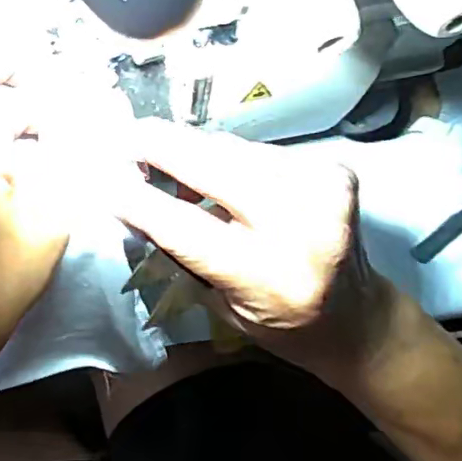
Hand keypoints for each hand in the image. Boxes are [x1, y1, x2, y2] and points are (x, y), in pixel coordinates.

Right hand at [106, 118, 445, 392]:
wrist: (358, 318)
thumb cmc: (278, 323)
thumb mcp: (218, 303)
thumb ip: (178, 252)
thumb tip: (134, 196)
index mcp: (269, 279)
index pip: (186, 229)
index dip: (139, 200)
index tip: (103, 179)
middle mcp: (303, 228)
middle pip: (213, 167)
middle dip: (160, 146)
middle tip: (125, 137)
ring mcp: (324, 190)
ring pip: (233, 149)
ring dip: (191, 149)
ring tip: (162, 156)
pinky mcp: (333, 169)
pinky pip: (257, 150)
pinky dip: (226, 156)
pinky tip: (215, 172)